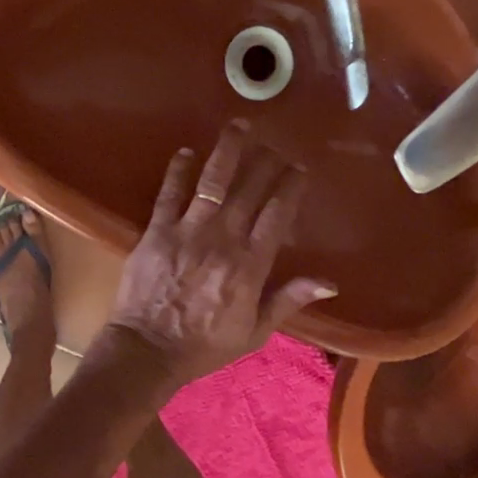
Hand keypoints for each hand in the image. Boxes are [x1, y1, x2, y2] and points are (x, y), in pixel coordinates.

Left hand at [103, 127, 335, 386]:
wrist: (148, 351)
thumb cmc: (204, 346)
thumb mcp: (255, 332)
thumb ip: (288, 300)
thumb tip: (329, 282)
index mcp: (250, 265)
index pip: (277, 215)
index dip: (289, 187)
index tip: (298, 168)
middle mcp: (223, 239)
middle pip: (249, 190)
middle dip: (265, 162)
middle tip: (274, 142)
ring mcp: (188, 231)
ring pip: (213, 181)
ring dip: (228, 151)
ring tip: (238, 126)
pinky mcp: (156, 231)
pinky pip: (169, 193)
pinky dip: (178, 170)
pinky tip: (186, 152)